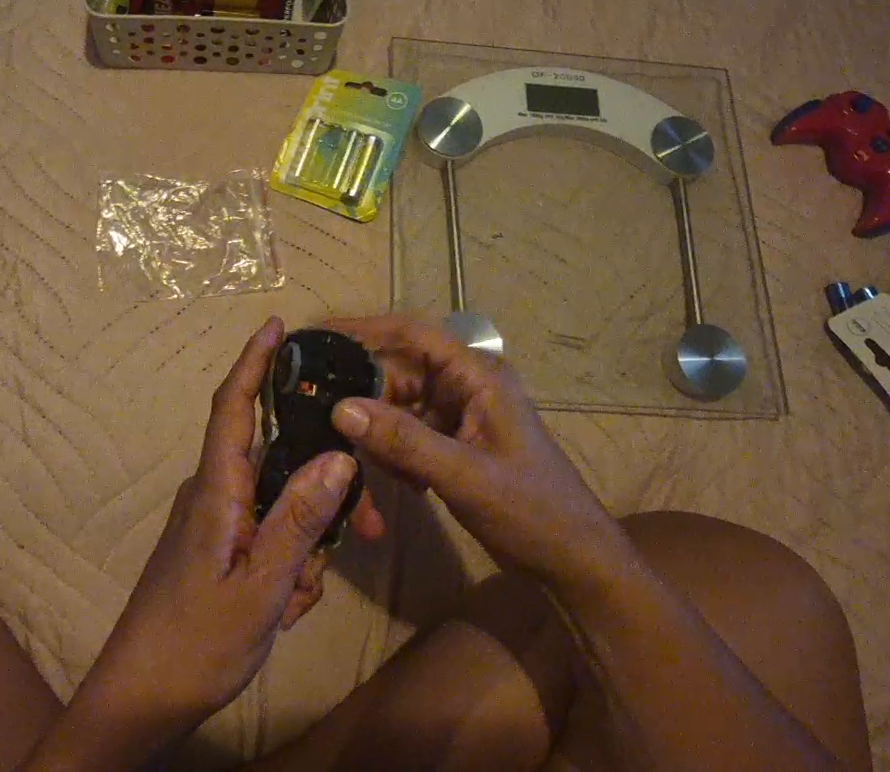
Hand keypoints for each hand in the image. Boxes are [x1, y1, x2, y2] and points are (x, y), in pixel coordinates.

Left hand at [68, 318, 379, 754]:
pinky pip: (266, 535)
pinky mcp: (216, 548)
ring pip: (281, 506)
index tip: (277, 323)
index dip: (254, 361)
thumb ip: (300, 519)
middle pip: (279, 463)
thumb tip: (338, 454)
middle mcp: (213, 494)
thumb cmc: (196, 641)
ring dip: (303, 545)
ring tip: (297, 599)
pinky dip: (287, 564)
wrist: (139, 698)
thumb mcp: (262, 586)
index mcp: (216, 490)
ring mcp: (213, 522)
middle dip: (320, 494)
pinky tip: (284, 606)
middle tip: (360, 535)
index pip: (233, 406)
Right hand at [324, 314, 625, 588]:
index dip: (363, 329)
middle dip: (362, 395)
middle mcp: (464, 385)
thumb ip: (404, 441)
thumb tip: (341, 409)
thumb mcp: (466, 476)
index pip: (411, 333)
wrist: (573, 560)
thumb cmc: (532, 510)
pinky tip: (400, 485)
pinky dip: (393, 454)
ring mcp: (457, 414)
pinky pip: (405, 434)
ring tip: (365, 466)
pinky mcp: (451, 442)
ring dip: (377, 433)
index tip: (316, 335)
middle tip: (320, 419)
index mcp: (477, 375)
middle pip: (396, 372)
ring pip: (396, 405)